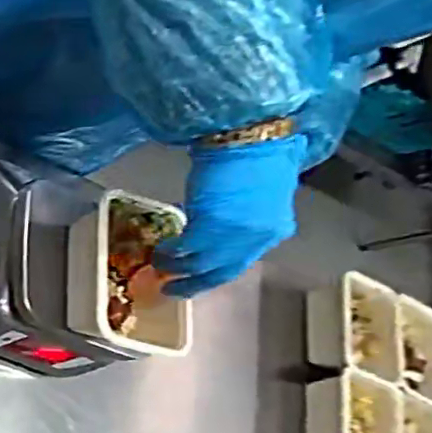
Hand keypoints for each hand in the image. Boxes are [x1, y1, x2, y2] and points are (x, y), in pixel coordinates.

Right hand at [155, 136, 303, 296]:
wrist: (250, 141)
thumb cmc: (257, 160)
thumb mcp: (256, 197)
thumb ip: (240, 217)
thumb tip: (217, 225)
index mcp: (273, 231)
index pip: (241, 262)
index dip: (213, 273)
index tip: (195, 278)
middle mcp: (256, 239)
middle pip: (221, 272)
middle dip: (193, 284)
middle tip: (171, 291)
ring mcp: (234, 235)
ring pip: (200, 265)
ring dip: (176, 269)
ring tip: (158, 267)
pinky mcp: (210, 227)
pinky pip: (185, 249)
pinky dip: (170, 252)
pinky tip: (160, 250)